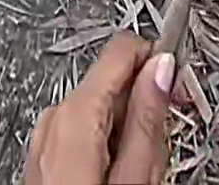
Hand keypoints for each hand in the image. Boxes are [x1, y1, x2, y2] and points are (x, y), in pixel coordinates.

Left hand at [23, 33, 174, 184]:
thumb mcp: (134, 178)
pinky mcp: (42, 156)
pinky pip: (83, 128)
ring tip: (137, 170)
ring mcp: (44, 137)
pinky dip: (106, 141)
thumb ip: (148, 117)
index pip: (123, 47)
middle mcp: (54, 117)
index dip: (156, 60)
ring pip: (101, 104)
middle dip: (144, 99)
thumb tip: (162, 65)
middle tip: (162, 139)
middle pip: (114, 78)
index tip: (176, 84)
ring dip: (127, 124)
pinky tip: (114, 176)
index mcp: (75, 113)